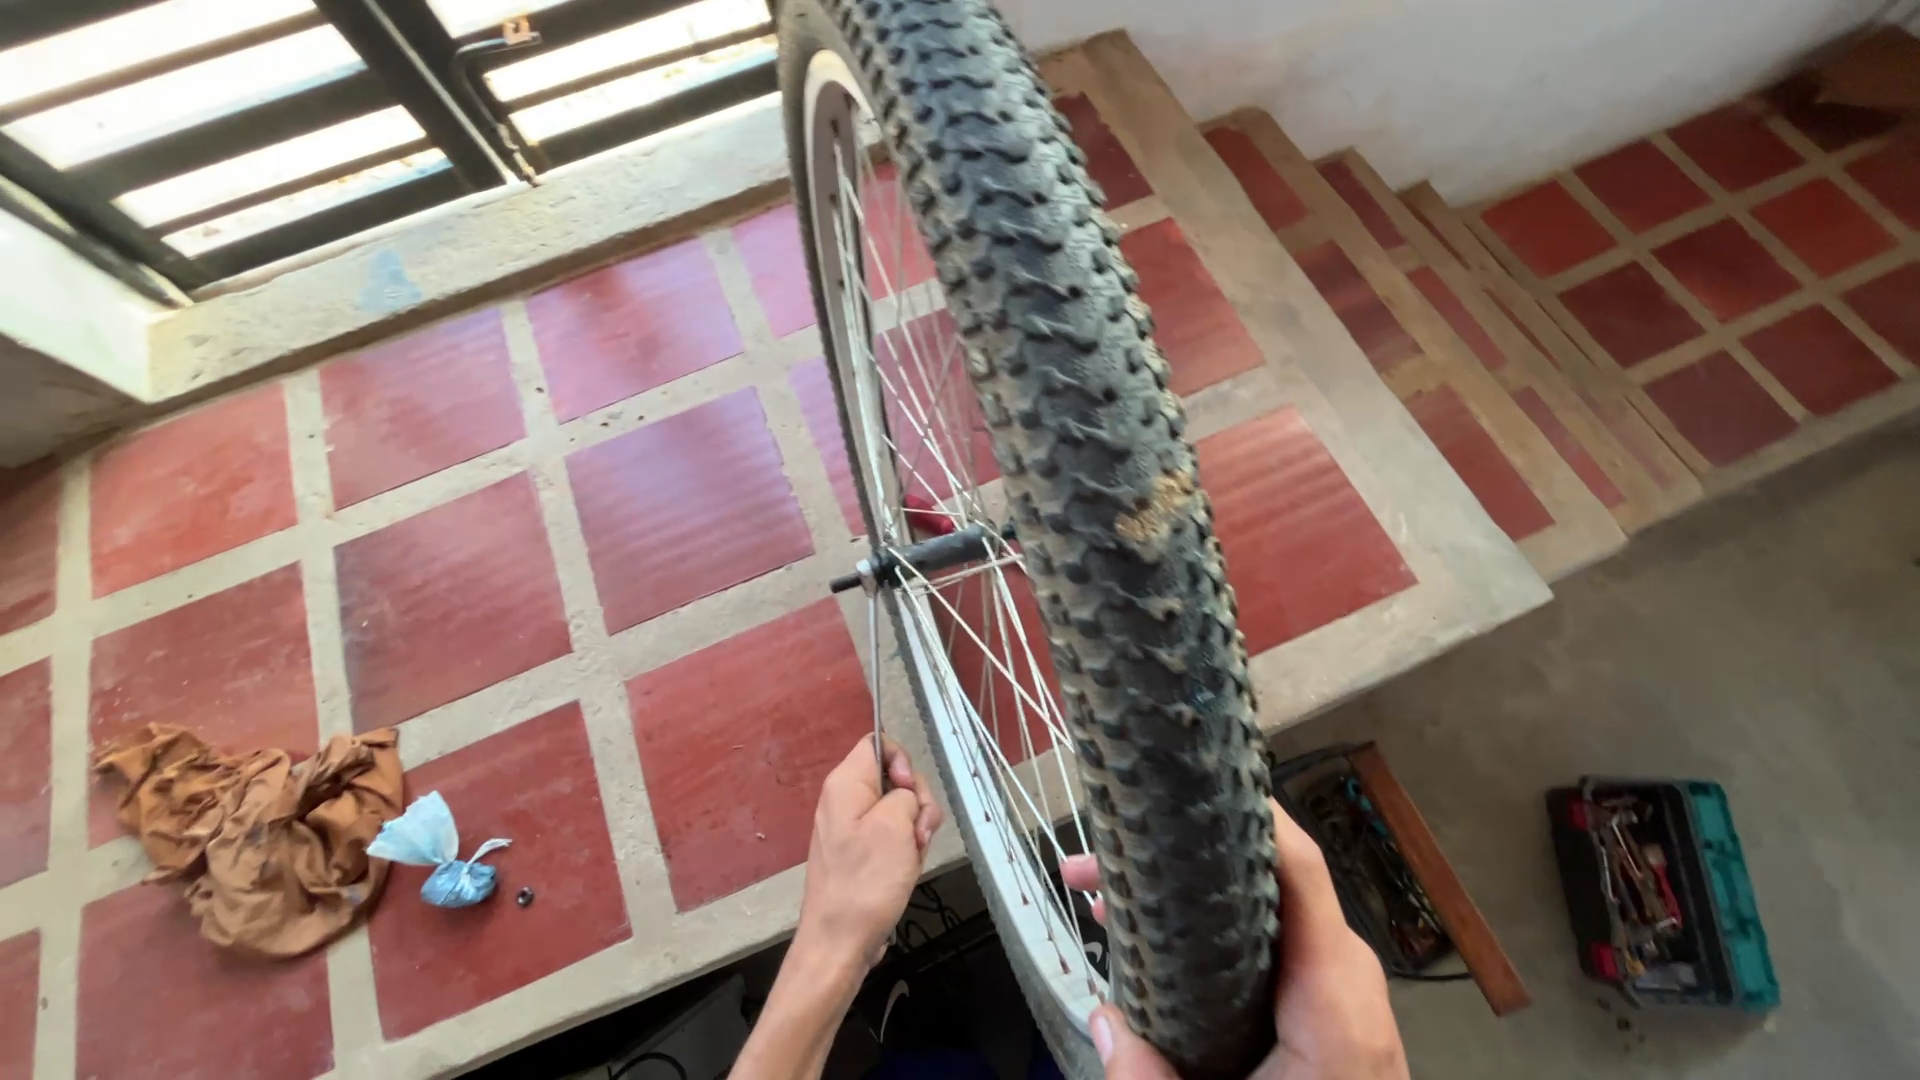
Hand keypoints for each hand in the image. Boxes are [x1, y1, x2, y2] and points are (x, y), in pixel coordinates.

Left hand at [793, 736, 944, 969]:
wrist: (840, 943)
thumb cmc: (866, 880)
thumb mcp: (895, 824)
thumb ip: (906, 793)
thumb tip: (904, 796)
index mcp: (845, 783)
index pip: (878, 742)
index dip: (903, 760)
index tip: (909, 791)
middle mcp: (845, 799)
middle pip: (895, 778)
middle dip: (917, 803)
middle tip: (918, 833)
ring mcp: (852, 828)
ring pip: (900, 810)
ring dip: (915, 831)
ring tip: (911, 859)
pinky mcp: (861, 853)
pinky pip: (892, 836)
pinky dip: (905, 850)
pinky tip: (905, 870)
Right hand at [1061, 800, 1408, 1079]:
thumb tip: (1102, 1021)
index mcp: (1333, 998)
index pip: (1300, 870)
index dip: (1250, 814)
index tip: (1182, 779)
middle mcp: (1339, 969)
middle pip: (1260, 875)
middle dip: (1174, 852)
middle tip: (1095, 854)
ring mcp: (1329, 975)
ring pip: (1253, 900)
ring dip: (1177, 884)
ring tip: (1096, 889)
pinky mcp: (1315, 990)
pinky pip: (1259, 928)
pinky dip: (1200, 917)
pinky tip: (1143, 928)